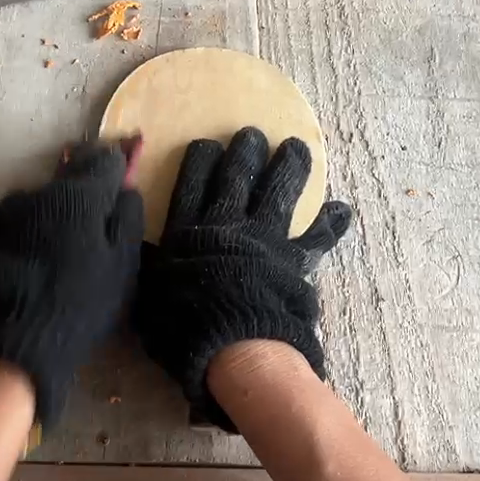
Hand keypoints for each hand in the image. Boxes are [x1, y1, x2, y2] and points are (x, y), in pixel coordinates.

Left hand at [0, 142, 142, 434]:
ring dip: (37, 228)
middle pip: (62, 190)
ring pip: (29, 213)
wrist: (18, 345)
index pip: (102, 162)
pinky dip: (11, 251)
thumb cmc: (83, 302)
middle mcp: (35, 194)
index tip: (117, 183)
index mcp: (77, 195)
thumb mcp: (123, 263)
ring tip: (44, 267)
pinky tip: (17, 279)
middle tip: (81, 242)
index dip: (113, 169)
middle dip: (72, 206)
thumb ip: (127, 217)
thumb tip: (127, 187)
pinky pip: (3, 240)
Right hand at [132, 127, 350, 430]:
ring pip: (278, 191)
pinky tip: (342, 209)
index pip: (192, 183)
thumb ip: (149, 263)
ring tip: (297, 147)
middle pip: (236, 176)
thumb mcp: (150, 293)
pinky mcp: (293, 257)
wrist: (233, 346)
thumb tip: (137, 247)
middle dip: (245, 152)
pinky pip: (316, 236)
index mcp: (188, 230)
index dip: (200, 160)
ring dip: (289, 166)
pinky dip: (330, 223)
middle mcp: (226, 223)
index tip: (207, 143)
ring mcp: (263, 237)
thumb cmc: (183, 327)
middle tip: (252, 134)